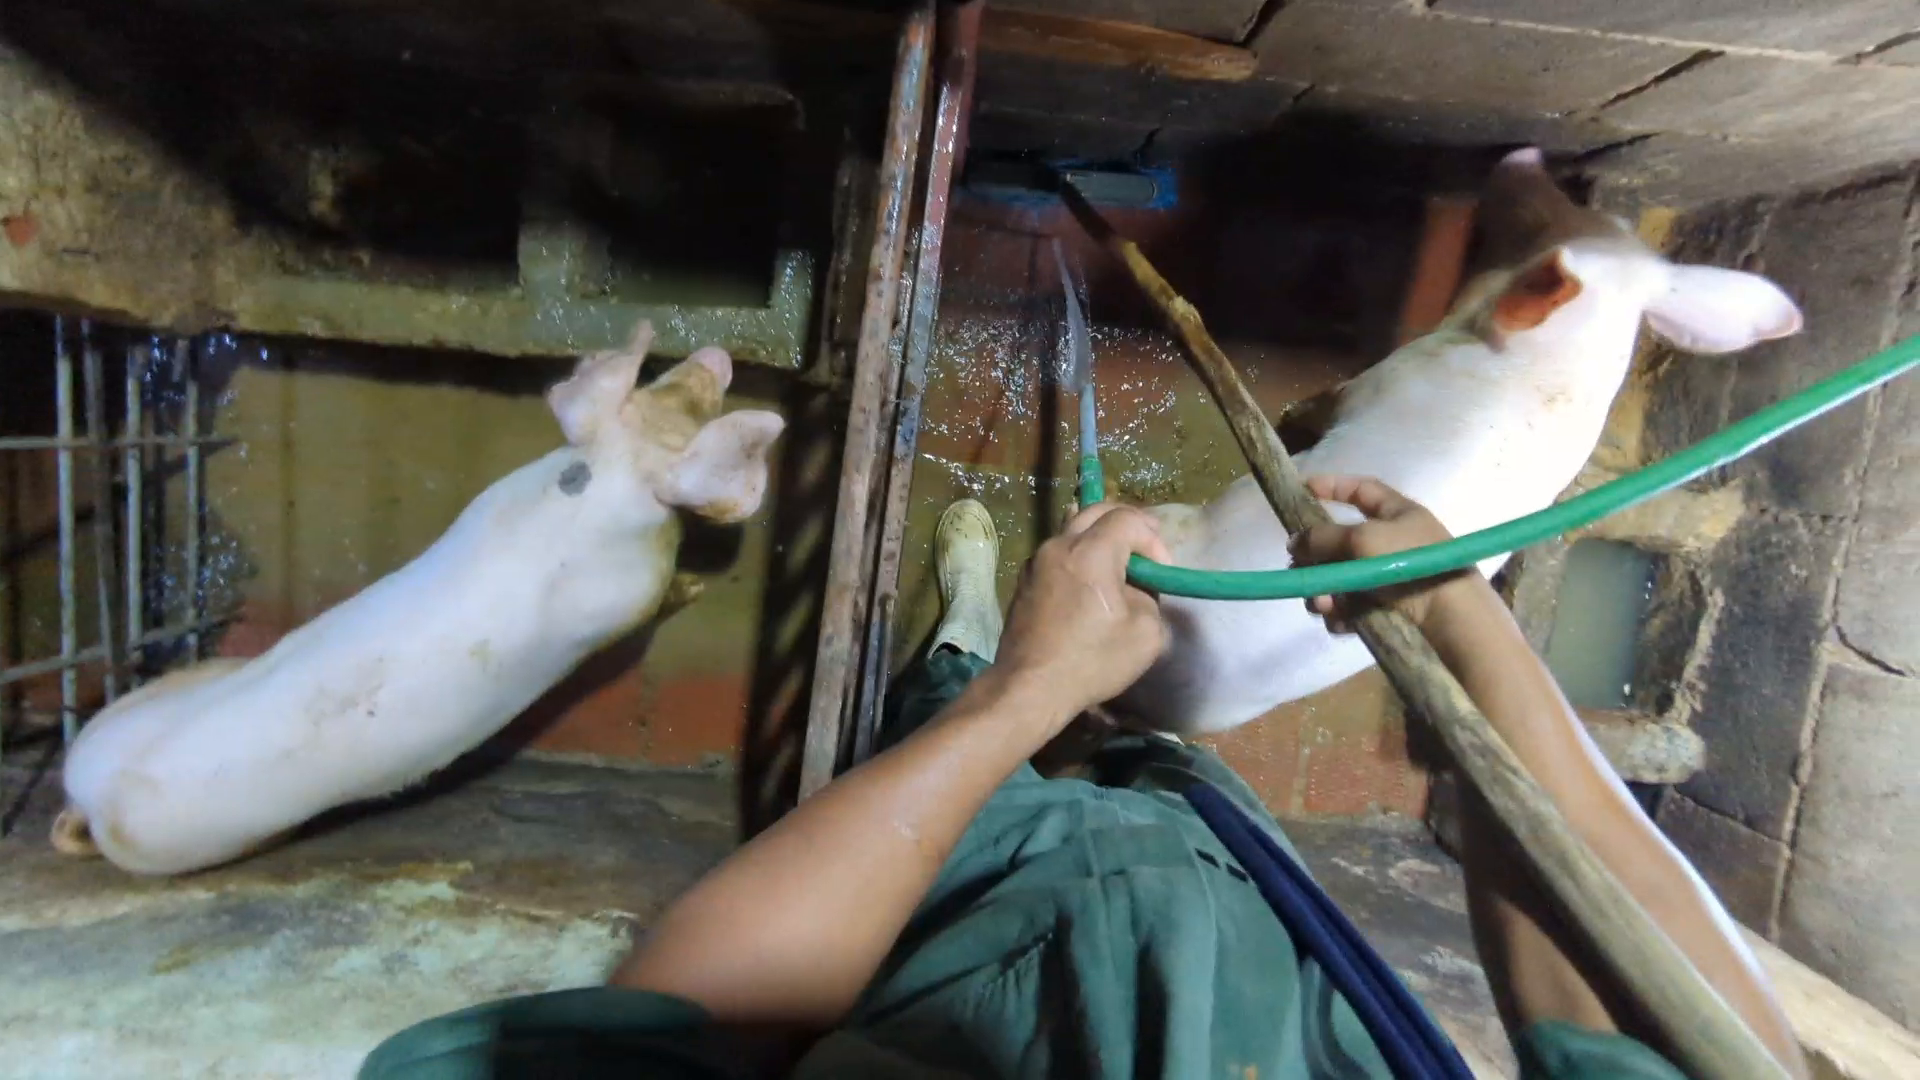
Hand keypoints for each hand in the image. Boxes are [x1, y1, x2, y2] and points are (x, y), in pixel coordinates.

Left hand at [996, 502, 1171, 719]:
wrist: (1030, 686)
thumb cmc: (1091, 661)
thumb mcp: (1145, 632)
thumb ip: (1148, 596)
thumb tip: (1133, 589)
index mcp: (1090, 552)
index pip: (1128, 520)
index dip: (1153, 539)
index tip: (1161, 571)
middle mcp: (1058, 545)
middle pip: (1097, 511)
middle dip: (1127, 524)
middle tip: (1145, 549)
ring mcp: (1036, 561)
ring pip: (1073, 529)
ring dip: (1100, 537)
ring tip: (1118, 562)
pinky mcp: (1024, 580)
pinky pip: (1058, 552)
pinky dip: (1079, 554)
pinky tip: (1088, 579)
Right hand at [1289, 475, 1472, 632]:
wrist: (1448, 616)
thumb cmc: (1409, 562)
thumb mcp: (1362, 538)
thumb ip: (1322, 536)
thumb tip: (1293, 543)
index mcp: (1397, 514)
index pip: (1362, 490)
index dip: (1332, 486)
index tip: (1301, 489)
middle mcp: (1389, 543)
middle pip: (1338, 542)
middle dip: (1314, 555)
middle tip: (1298, 565)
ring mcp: (1385, 577)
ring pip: (1336, 578)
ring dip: (1321, 590)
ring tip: (1322, 604)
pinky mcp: (1381, 607)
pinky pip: (1346, 605)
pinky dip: (1338, 612)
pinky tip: (1338, 619)